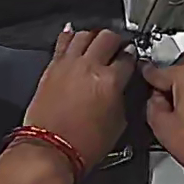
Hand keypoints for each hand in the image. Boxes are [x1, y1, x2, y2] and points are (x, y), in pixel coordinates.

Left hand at [22, 28, 135, 173]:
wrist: (51, 149)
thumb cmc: (81, 143)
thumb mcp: (118, 124)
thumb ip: (122, 99)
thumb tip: (121, 90)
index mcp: (110, 81)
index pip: (128, 58)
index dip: (133, 57)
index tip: (132, 59)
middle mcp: (89, 67)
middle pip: (108, 37)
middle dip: (117, 40)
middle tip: (119, 46)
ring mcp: (68, 64)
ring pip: (84, 34)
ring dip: (94, 36)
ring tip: (97, 41)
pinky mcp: (52, 67)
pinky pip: (62, 42)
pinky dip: (69, 35)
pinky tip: (72, 34)